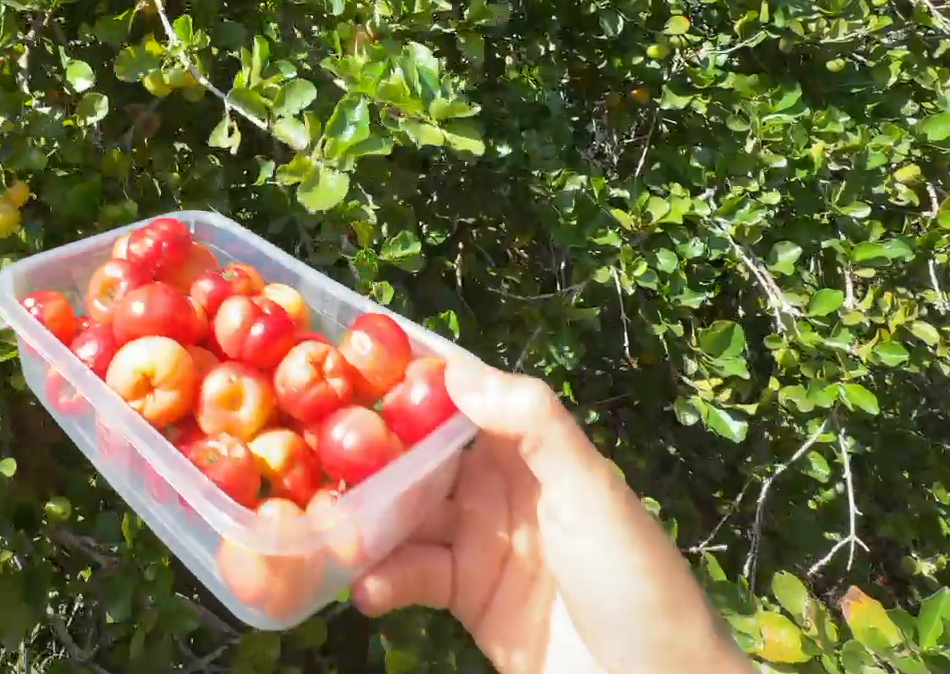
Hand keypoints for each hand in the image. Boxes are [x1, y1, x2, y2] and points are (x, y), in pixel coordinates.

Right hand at [353, 359, 750, 673]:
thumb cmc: (631, 580)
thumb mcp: (591, 490)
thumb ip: (532, 423)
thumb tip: (456, 371)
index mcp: (526, 448)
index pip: (461, 396)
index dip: (414, 375)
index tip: (357, 355)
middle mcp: (493, 485)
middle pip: (420, 455)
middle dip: (372, 450)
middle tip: (318, 447)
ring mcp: (475, 540)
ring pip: (406, 514)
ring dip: (368, 519)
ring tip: (329, 527)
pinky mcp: (462, 594)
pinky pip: (411, 574)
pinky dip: (385, 578)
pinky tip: (365, 588)